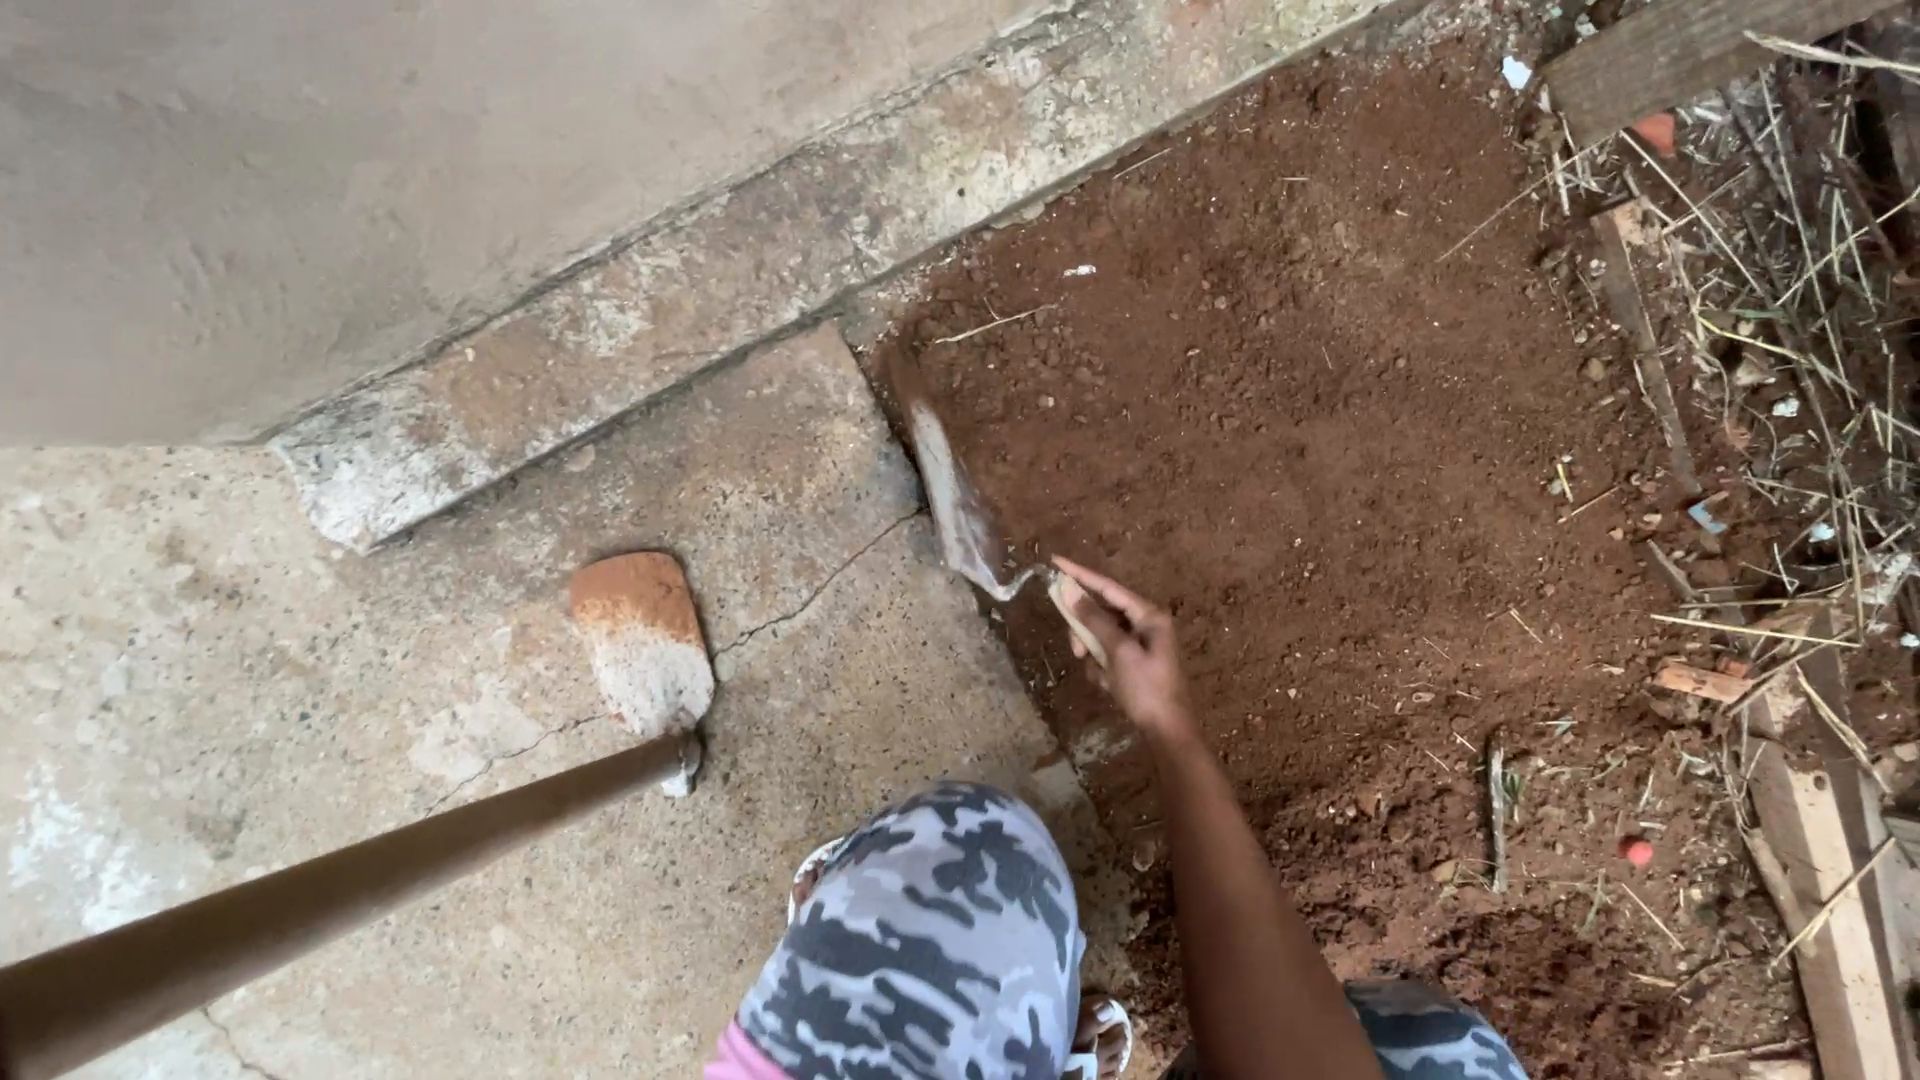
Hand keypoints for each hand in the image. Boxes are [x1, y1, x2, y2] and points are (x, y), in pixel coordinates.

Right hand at [1051, 556, 1195, 739]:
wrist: (1166, 730)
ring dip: (1093, 653)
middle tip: (1076, 650)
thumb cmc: (1146, 688)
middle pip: (1101, 613)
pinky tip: (1108, 684)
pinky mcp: (1133, 662)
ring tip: (1098, 673)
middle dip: (1085, 631)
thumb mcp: (1118, 651)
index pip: (1107, 587)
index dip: (1080, 574)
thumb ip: (1094, 619)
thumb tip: (1070, 591)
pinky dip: (1101, 667)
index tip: (1055, 562)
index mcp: (1148, 615)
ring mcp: (1139, 644)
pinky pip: (1106, 654)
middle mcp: (1145, 624)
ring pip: (1100, 635)